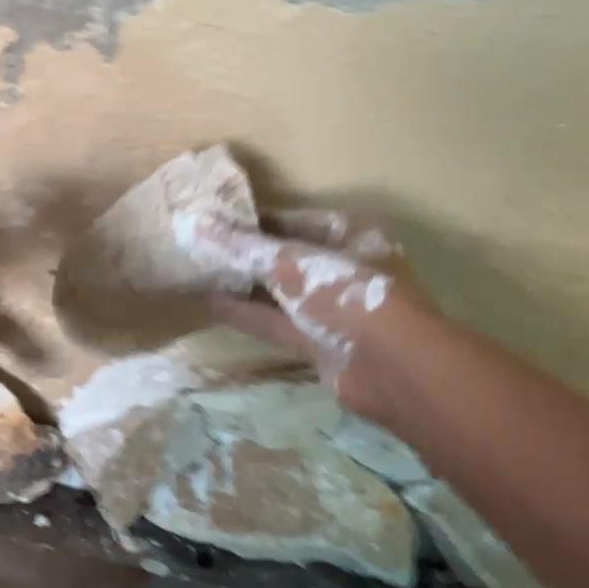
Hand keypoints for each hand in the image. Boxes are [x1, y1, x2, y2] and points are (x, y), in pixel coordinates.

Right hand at [184, 209, 436, 416]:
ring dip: (241, 285)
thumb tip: (198, 224)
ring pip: (278, 291)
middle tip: (199, 248)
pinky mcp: (319, 341)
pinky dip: (245, 313)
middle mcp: (343, 265)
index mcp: (349, 232)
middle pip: (285, 256)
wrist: (391, 367)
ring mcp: (332, 306)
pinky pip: (275, 321)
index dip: (254, 221)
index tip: (213, 221)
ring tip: (197, 274)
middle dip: (245, 255)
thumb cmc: (347, 294)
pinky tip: (209, 303)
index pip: (293, 220)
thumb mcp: (291, 262)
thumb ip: (243, 247)